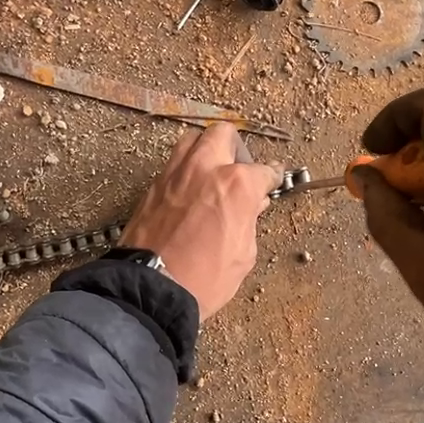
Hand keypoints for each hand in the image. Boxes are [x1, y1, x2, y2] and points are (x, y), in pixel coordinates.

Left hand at [119, 123, 279, 320]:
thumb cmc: (202, 277)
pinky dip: (185, 169)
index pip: (262, 170)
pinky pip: (173, 164)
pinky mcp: (153, 186)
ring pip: (192, 140)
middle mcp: (204, 168)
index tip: (270, 180)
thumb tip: (250, 206)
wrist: (153, 288)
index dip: (270, 177)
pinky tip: (190, 189)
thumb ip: (249, 220)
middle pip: (223, 134)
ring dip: (205, 150)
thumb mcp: (243, 254)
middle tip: (239, 168)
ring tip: (212, 172)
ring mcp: (175, 174)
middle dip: (235, 147)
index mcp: (235, 184)